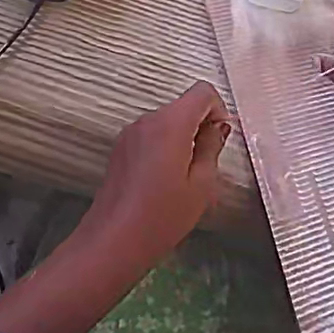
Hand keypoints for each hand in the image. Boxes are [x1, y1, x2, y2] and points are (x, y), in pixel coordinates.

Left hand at [76, 80, 231, 263]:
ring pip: (167, 121)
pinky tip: (163, 181)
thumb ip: (212, 147)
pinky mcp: (120, 148)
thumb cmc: (162, 215)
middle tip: (206, 165)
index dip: (218, 110)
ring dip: (182, 138)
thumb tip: (217, 128)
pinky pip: (151, 135)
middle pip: (183, 106)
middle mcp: (148, 119)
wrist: (113, 241)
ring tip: (185, 178)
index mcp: (170, 123)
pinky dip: (164, 147)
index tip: (220, 139)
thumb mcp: (201, 185)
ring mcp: (130, 132)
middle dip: (200, 126)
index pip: (202, 92)